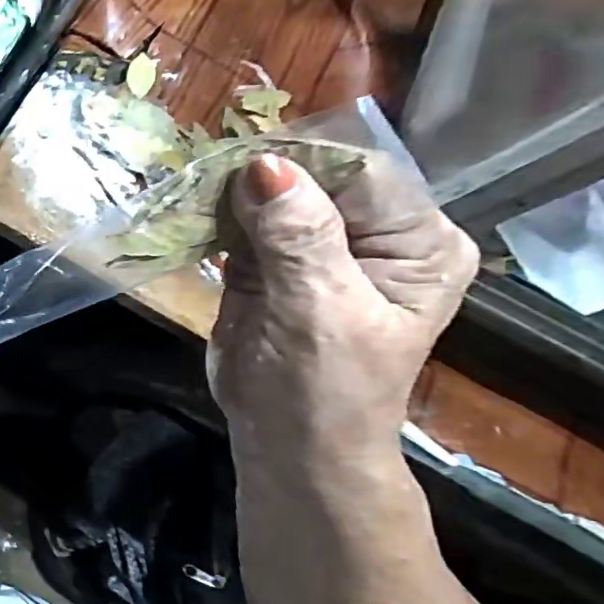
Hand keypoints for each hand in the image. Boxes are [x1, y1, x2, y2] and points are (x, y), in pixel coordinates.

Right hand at [209, 152, 477, 464]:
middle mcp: (371, 238)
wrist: (285, 440)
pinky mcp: (267, 265)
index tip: (235, 164)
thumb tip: (265, 165)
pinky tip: (188, 214)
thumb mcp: (318, 311)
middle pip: (315, 181)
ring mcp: (315, 251)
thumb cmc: (322, 387)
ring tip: (187, 192)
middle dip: (259, 176)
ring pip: (271, 200)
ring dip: (228, 194)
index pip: (362, 176)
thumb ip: (298, 239)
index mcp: (416, 244)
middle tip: (200, 174)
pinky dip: (213, 218)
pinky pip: (240, 226)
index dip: (302, 164)